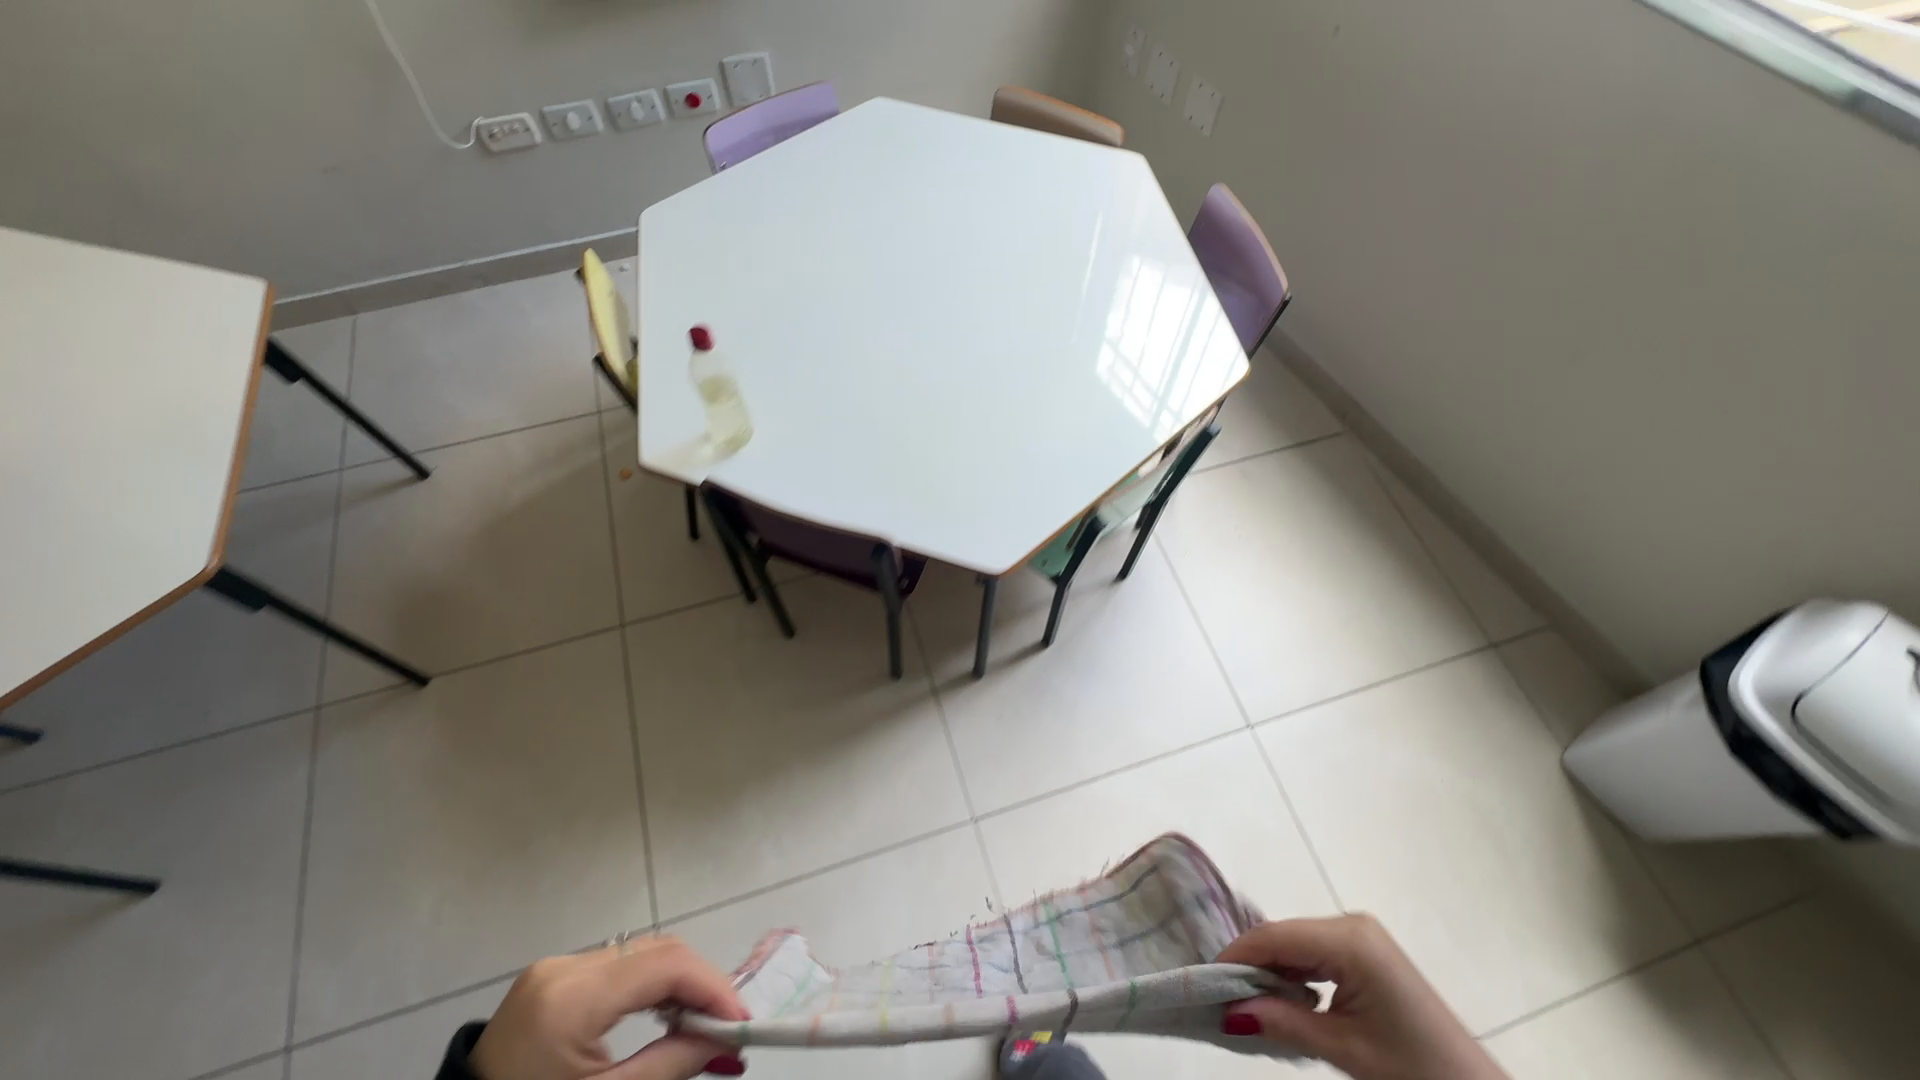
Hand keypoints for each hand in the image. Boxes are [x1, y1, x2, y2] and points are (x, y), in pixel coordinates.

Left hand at [470, 935, 750, 1079]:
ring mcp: (553, 968)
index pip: (666, 965)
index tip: (743, 1024)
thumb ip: (671, 1065)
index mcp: (572, 997)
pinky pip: (618, 967)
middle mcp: (564, 967)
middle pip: (658, 952)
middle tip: (729, 1029)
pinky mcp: (550, 978)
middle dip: (702, 985)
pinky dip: (650, 987)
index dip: (714, 988)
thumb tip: (726, 1043)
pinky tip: (665, 1016)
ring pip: (642, 954)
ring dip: (679, 984)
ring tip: (702, 1026)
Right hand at [1216, 915, 1504, 1079]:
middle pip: (1283, 936)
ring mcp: (1361, 936)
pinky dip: (1294, 974)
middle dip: (1250, 965)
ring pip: (1296, 944)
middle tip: (1220, 997)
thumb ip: (1283, 1023)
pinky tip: (1281, 1000)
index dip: (1235, 957)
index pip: (1274, 937)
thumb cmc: (1413, 1068)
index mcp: (1349, 939)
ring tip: (1243, 1002)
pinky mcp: (1366, 952)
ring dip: (1271, 971)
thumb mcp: (1343, 1049)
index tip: (1203, 982)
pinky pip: (1315, 953)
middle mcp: (1352, 924)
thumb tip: (1227, 1012)